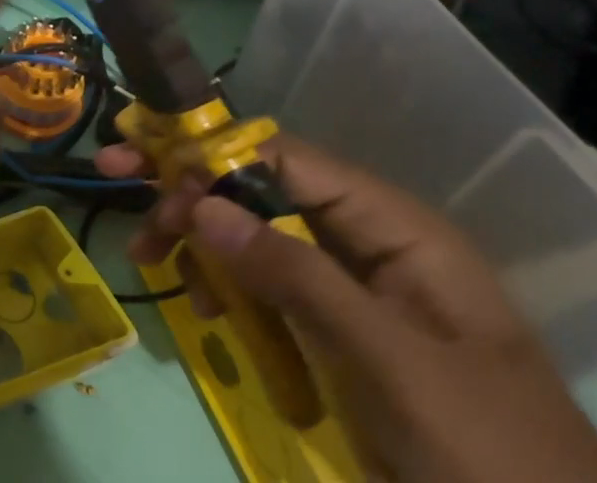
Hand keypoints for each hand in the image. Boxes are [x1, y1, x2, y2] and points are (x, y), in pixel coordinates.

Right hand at [97, 136, 596, 482]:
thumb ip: (297, 275)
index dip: (211, 154)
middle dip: (188, 188)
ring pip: (251, 232)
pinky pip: (262, 280)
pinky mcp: (331, 323)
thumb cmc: (482, 441)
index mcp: (397, 231)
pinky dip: (221, 281)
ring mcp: (349, 284)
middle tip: (114, 182)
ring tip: (147, 258)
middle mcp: (368, 243)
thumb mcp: (389, 358)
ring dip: (195, 238)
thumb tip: (199, 205)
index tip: (143, 169)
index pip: (287, 162)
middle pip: (259, 188)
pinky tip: (203, 304)